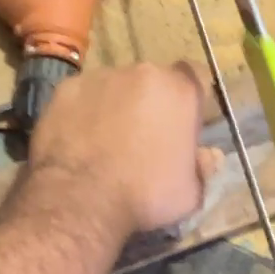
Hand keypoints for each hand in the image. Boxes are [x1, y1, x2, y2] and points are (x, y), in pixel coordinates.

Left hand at [23, 63, 216, 236]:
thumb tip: (208, 155)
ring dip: (116, 105)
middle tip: (142, 138)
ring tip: (105, 141)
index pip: (195, 76)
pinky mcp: (66, 88)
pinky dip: (83, 111)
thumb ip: (202, 167)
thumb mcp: (190, 193)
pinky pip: (82, 95)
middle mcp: (142, 72)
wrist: (80, 201)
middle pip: (152, 81)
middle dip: (151, 103)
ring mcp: (100, 76)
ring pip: (115, 86)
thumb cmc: (145, 197)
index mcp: (180, 91)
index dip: (189, 98)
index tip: (182, 122)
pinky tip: (79, 140)